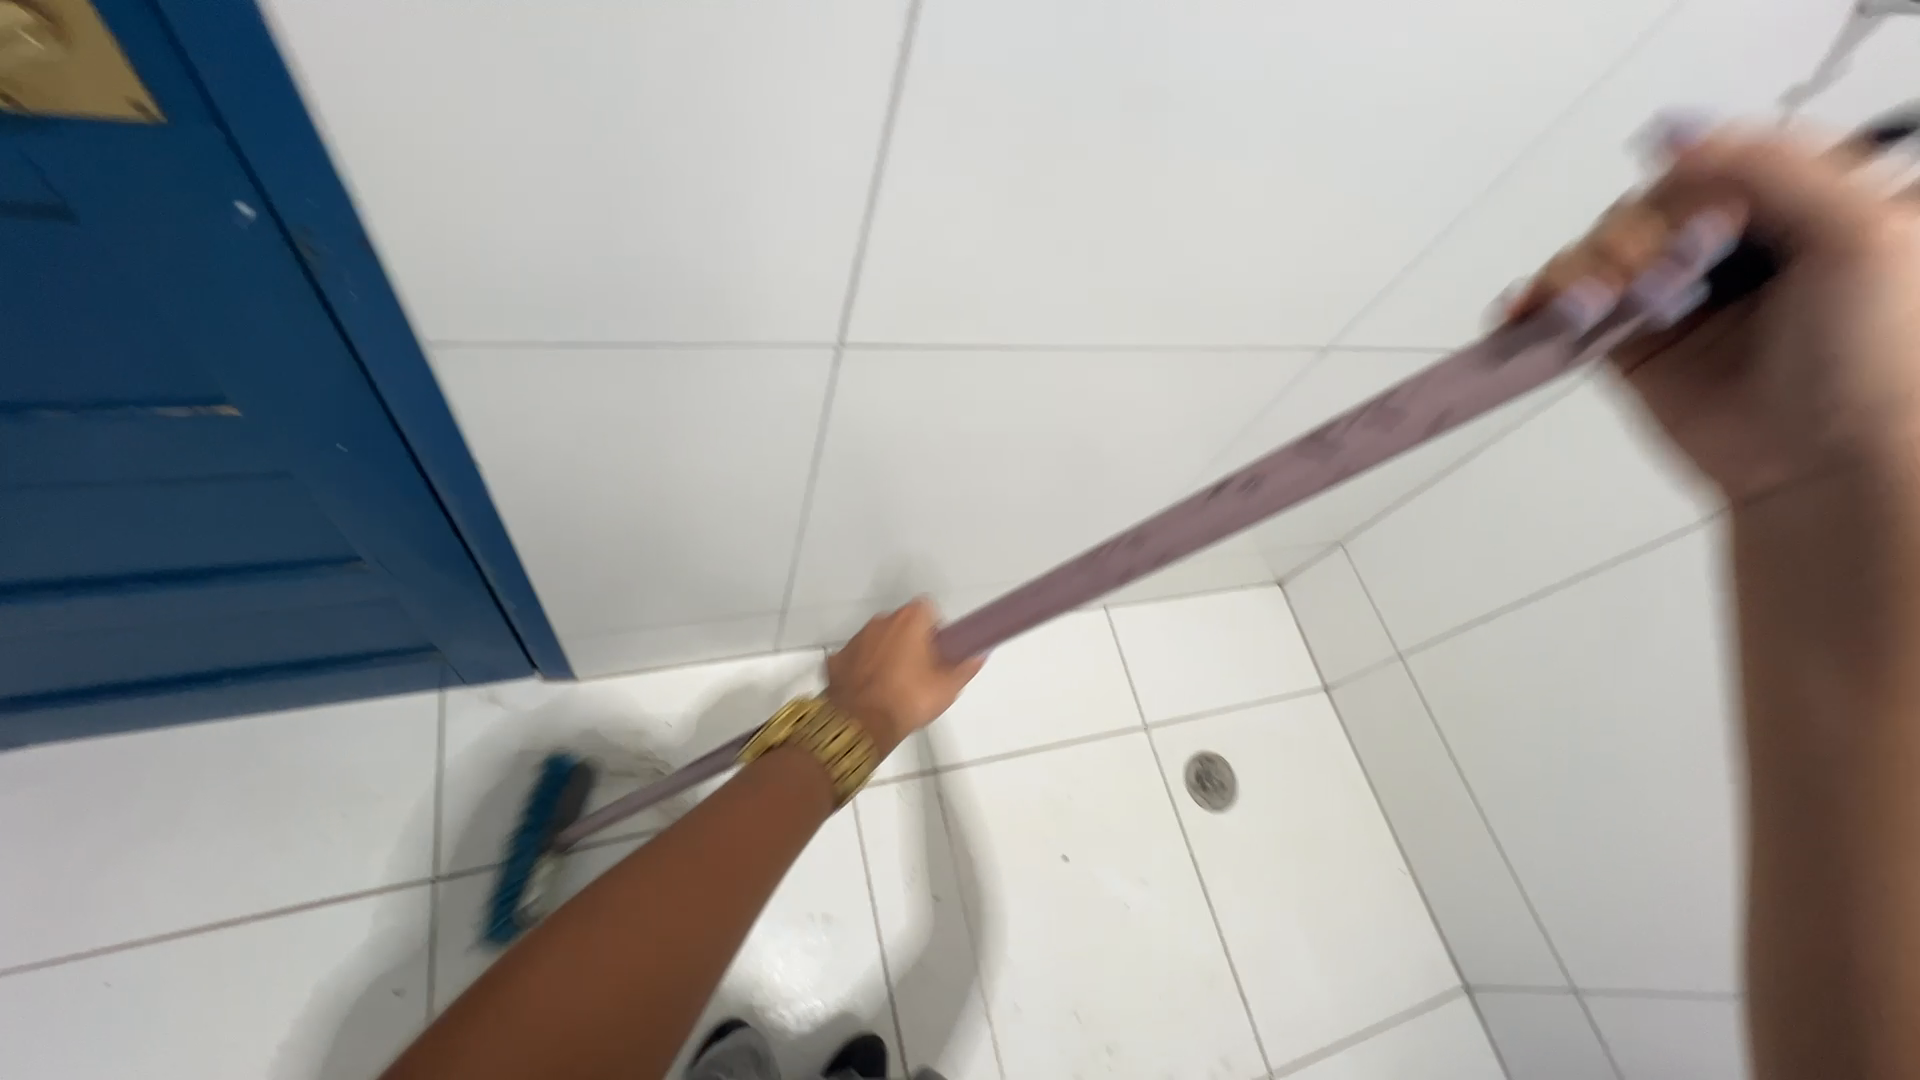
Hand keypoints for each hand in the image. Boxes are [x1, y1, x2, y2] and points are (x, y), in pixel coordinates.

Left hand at [825, 599, 985, 753]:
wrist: (862, 724)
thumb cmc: (906, 700)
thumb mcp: (948, 687)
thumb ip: (967, 666)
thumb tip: (978, 656)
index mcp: (910, 620)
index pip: (930, 610)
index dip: (937, 629)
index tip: (940, 649)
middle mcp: (882, 621)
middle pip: (904, 623)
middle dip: (913, 641)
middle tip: (923, 671)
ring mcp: (857, 639)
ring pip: (879, 640)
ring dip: (888, 654)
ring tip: (898, 686)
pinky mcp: (839, 658)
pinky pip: (858, 657)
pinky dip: (865, 669)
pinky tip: (874, 691)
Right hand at [1509, 121, 1919, 501]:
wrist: (1818, 459)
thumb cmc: (1868, 357)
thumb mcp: (1858, 234)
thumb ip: (1775, 167)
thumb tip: (1671, 134)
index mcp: (1792, 205)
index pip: (1709, 166)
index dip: (1688, 189)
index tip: (1705, 233)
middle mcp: (1722, 246)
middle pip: (1639, 208)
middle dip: (1630, 241)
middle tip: (1655, 283)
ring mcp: (1665, 295)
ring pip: (1592, 254)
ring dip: (1578, 274)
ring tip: (1591, 310)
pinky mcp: (1619, 342)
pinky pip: (1560, 308)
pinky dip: (1532, 305)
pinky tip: (1524, 313)